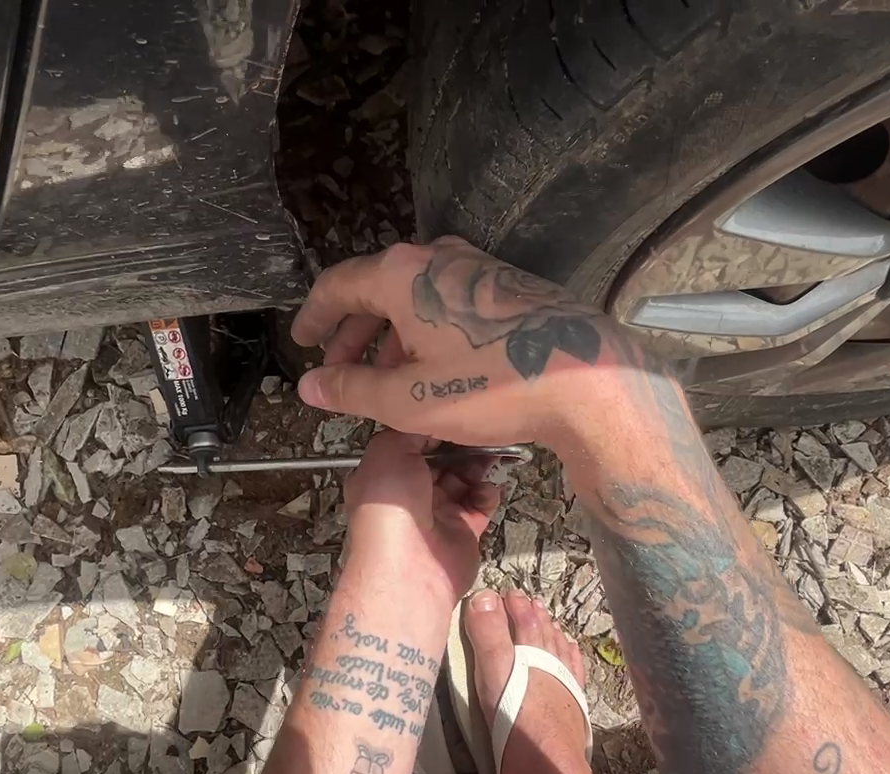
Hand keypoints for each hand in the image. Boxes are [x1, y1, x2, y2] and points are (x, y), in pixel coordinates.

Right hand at [290, 238, 649, 451]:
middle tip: (339, 371)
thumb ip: (351, 389)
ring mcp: (476, 268)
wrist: (587, 380)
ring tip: (384, 382)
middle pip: (376, 291)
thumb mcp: (406, 400)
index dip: (314, 317)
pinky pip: (447, 304)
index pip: (338, 286)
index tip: (302, 340)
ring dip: (390, 338)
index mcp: (403, 275)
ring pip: (414, 299)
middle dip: (353, 335)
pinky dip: (425, 334)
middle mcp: (437, 258)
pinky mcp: (505, 287)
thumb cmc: (493, 387)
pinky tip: (432, 371)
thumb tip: (310, 385)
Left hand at [342, 429, 500, 600]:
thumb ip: (410, 429)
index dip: (433, 429)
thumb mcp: (388, 450)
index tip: (453, 413)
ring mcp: (436, 514)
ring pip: (464, 480)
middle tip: (479, 432)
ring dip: (478, 466)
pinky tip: (486, 488)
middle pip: (442, 460)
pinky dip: (487, 494)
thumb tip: (429, 424)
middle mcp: (408, 496)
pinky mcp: (461, 532)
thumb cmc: (387, 511)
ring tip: (490, 456)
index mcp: (384, 475)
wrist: (408, 566)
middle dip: (461, 446)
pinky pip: (480, 505)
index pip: (412, 444)